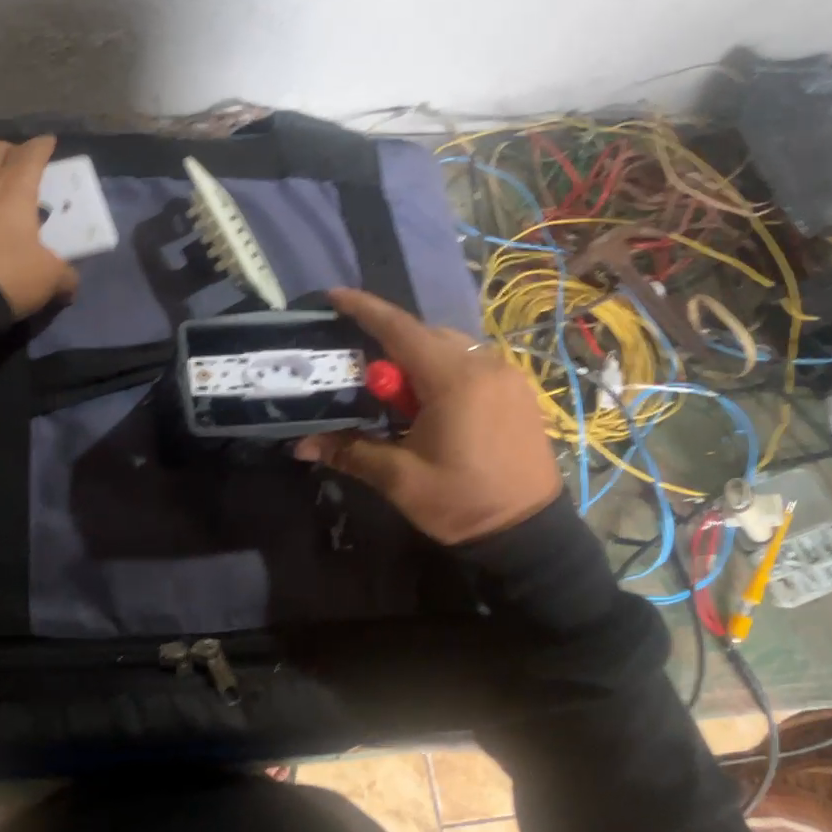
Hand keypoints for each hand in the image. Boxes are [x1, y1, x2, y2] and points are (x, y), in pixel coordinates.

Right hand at [294, 288, 562, 544]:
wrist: (529, 534)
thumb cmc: (462, 502)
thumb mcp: (399, 479)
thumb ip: (349, 451)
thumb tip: (301, 444)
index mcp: (454, 380)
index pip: (400, 329)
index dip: (364, 310)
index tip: (333, 297)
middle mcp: (484, 365)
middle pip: (424, 334)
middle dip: (387, 343)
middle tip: (358, 368)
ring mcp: (506, 376)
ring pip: (448, 347)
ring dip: (416, 359)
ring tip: (393, 393)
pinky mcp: (517, 391)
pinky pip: (470, 363)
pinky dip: (442, 370)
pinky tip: (427, 402)